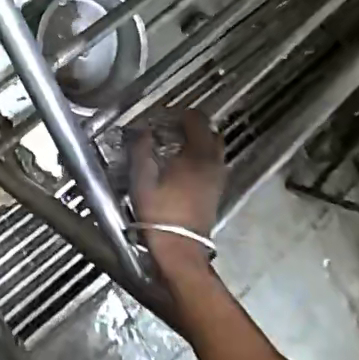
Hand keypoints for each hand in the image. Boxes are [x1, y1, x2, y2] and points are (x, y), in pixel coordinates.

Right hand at [128, 107, 224, 270]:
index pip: (196, 120)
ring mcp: (218, 178)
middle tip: (165, 128)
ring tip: (169, 144)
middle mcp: (213, 164)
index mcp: (197, 156)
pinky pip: (211, 162)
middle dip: (189, 125)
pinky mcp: (215, 190)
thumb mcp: (141, 176)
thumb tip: (142, 130)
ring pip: (213, 148)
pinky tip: (177, 163)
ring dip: (195, 140)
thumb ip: (140, 148)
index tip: (158, 117)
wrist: (179, 246)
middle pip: (209, 132)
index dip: (177, 113)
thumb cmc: (158, 210)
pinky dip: (198, 154)